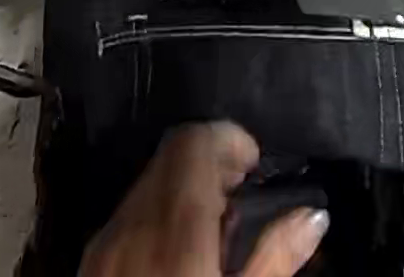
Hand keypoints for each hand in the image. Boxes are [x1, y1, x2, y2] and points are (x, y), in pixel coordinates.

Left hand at [80, 122, 328, 276]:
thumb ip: (276, 258)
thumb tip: (313, 215)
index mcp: (174, 228)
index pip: (194, 142)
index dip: (228, 139)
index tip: (254, 166)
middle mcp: (132, 223)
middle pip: (172, 154)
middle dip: (211, 158)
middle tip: (243, 188)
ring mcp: (104, 246)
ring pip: (150, 179)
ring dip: (186, 182)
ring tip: (217, 222)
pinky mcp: (89, 266)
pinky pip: (131, 212)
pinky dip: (161, 208)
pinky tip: (180, 250)